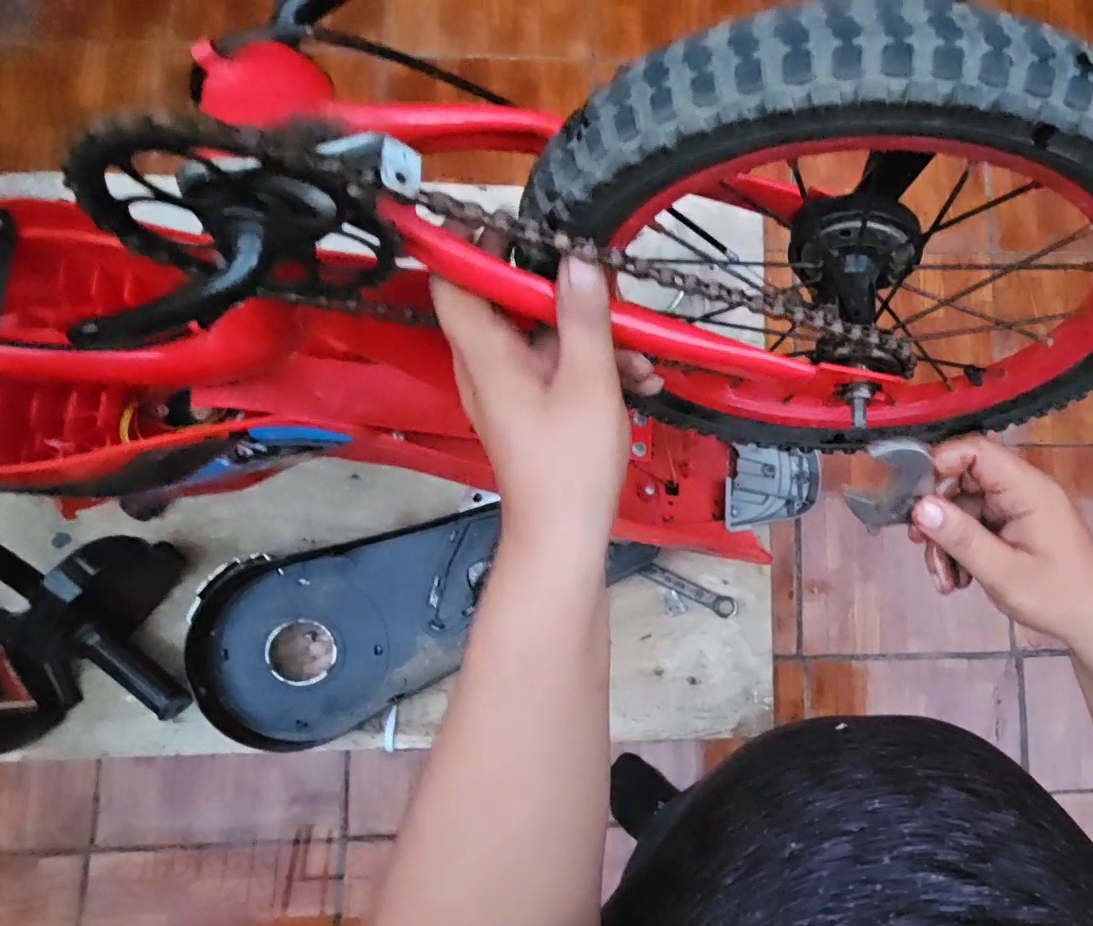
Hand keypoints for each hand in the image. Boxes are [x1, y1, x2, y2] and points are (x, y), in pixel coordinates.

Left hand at [431, 257, 661, 544]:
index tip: (519, 225)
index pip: (455, 278)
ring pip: (541, 339)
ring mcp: (510, 390)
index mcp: (485, 354)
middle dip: (561, 294)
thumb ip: (584, 319)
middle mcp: (487, 367)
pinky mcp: (532, 409)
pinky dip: (591, 368)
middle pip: (508, 304)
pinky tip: (637, 381)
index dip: (476, 243)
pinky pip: (556, 370)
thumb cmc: (570, 464)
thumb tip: (578, 261)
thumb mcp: (588, 383)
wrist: (565, 533)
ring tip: (637, 356)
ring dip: (591, 338)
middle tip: (603, 288)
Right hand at [907, 435, 1092, 646]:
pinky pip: (974, 526)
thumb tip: (920, 507)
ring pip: (963, 509)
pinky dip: (960, 551)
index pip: (977, 450)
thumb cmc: (1056, 597)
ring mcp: (1017, 509)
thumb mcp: (1002, 572)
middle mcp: (1022, 490)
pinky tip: (958, 580)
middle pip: (964, 481)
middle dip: (937, 515)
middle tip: (919, 545)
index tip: (911, 494)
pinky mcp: (1013, 527)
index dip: (940, 463)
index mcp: (1028, 489)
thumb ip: (961, 537)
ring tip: (945, 580)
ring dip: (946, 542)